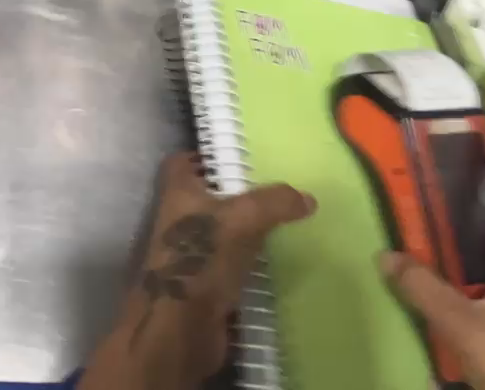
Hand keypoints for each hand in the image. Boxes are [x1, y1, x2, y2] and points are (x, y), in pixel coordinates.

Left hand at [80, 153, 314, 389]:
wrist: (179, 329)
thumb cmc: (200, 258)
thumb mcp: (242, 218)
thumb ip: (275, 202)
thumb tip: (307, 197)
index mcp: (177, 191)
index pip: (183, 160)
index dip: (205, 155)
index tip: (238, 155)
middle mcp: (178, 219)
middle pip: (206, 196)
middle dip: (235, 194)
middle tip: (274, 191)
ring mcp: (189, 254)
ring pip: (220, 233)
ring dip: (246, 232)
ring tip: (284, 224)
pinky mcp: (203, 286)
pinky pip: (230, 267)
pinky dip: (249, 265)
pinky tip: (277, 263)